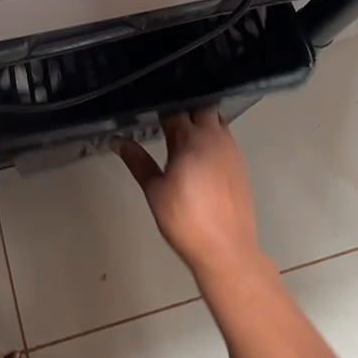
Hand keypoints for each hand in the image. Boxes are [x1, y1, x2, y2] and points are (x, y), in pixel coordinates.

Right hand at [114, 107, 262, 277]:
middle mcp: (214, 137)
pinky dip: (213, 139)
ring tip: (183, 137)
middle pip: (201, 107)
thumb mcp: (155, 190)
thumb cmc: (185, 219)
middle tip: (166, 122)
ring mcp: (231, 150)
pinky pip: (226, 139)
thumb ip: (137, 161)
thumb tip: (117, 140)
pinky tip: (200, 156)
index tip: (147, 112)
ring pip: (217, 121)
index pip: (174, 111)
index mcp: (190, 139)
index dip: (160, 110)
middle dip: (185, 110)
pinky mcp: (241, 165)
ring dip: (202, 122)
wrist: (226, 249)